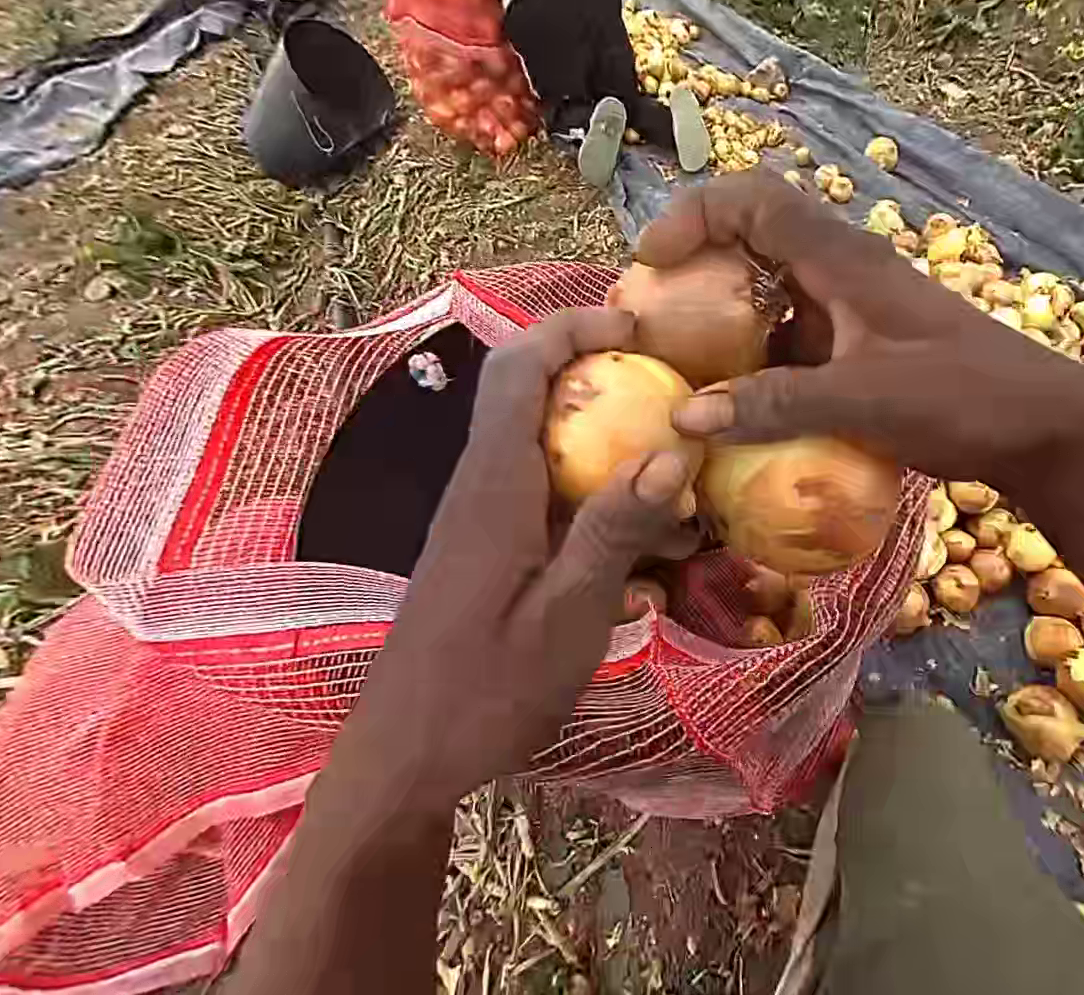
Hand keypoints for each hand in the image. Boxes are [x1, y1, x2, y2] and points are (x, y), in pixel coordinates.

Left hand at [328, 308, 697, 813]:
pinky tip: (641, 536)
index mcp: (496, 486)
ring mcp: (485, 515)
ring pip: (543, 441)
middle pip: (530, 391)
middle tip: (668, 384)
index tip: (636, 326)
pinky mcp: (493, 545)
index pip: (520, 368)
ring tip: (671, 470)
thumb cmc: (488, 691)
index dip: (572, 328)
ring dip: (605, 436)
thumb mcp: (570, 614)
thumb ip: (616, 529)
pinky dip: (596, 488)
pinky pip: (547, 490)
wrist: (410, 758)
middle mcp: (484, 484)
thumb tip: (673, 450)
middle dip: (596, 369)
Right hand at [635, 172, 1083, 491]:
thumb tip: (685, 415)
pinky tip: (732, 402)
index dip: (693, 216)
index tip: (649, 260)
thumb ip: (777, 404)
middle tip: (651, 320)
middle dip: (694, 273)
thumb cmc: (965, 396)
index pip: (754, 202)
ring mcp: (847, 316)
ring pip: (766, 300)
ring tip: (678, 365)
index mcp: (842, 260)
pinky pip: (787, 346)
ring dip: (721, 324)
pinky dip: (753, 364)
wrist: (1040, 427)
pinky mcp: (854, 353)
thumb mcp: (866, 398)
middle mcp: (839, 276)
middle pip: (750, 246)